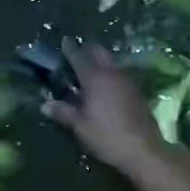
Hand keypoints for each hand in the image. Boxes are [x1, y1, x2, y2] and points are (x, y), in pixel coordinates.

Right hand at [42, 44, 189, 190]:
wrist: (143, 149)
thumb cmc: (107, 137)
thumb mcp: (81, 127)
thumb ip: (63, 112)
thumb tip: (45, 105)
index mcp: (95, 78)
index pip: (79, 57)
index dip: (70, 49)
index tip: (64, 41)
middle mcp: (112, 73)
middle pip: (99, 52)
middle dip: (87, 50)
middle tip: (76, 54)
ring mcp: (127, 80)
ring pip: (111, 61)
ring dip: (100, 60)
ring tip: (89, 68)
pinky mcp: (137, 90)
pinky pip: (120, 72)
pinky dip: (111, 71)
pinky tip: (106, 83)